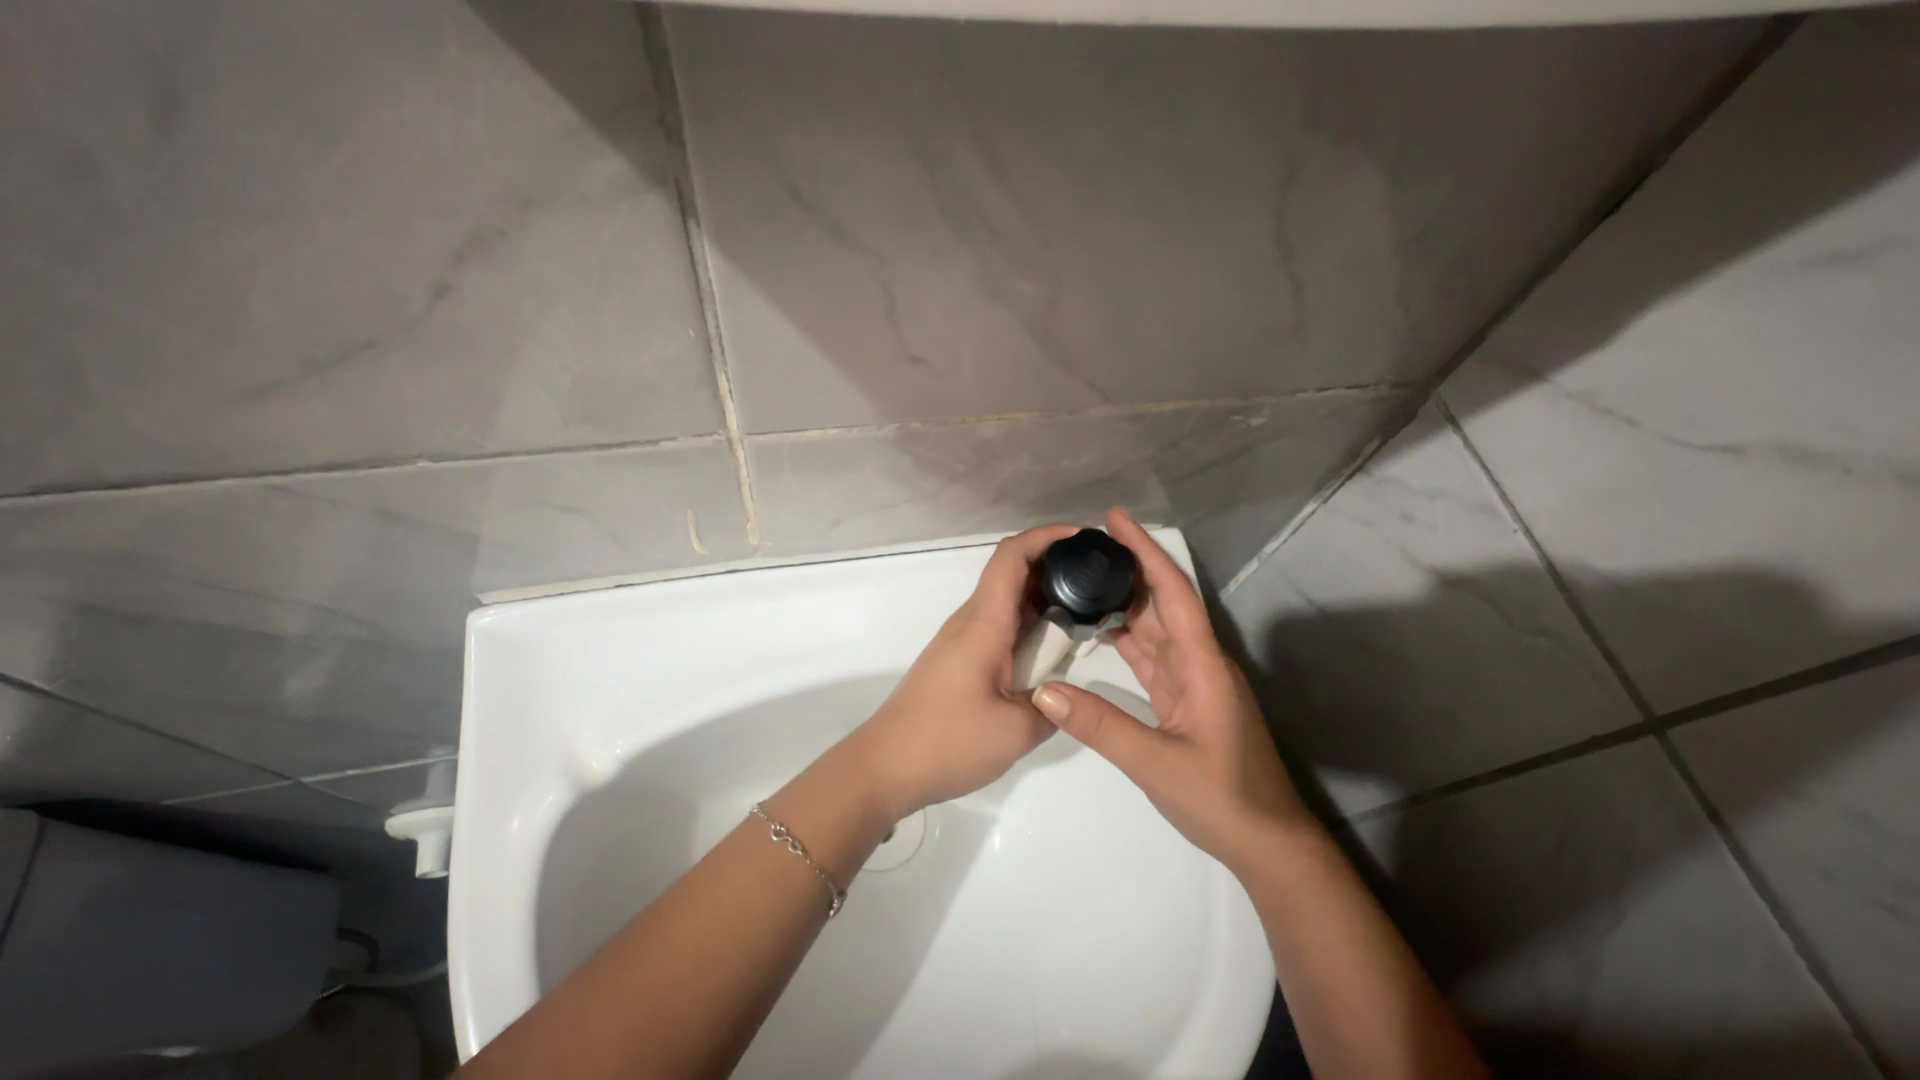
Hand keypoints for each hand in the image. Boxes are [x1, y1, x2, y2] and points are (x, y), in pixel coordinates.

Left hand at [849, 523, 1081, 819]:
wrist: (885, 767)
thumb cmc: (947, 742)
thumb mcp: (1016, 731)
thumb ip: (1054, 706)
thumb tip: (1068, 692)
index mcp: (984, 623)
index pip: (1012, 556)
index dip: (1048, 536)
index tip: (1085, 538)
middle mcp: (971, 622)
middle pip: (1013, 574)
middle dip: (1057, 567)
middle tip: (1102, 582)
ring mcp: (962, 641)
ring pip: (1007, 602)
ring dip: (1045, 599)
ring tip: (1088, 614)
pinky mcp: (958, 662)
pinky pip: (999, 628)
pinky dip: (1030, 626)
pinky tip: (1053, 651)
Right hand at [1030, 507, 1310, 869]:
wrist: (1267, 842)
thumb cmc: (1221, 799)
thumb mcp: (1156, 763)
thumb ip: (1100, 726)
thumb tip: (1045, 692)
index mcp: (1203, 666)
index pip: (1172, 594)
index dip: (1145, 553)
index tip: (1115, 519)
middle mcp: (1201, 665)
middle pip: (1163, 604)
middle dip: (1129, 570)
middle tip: (1084, 547)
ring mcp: (1195, 686)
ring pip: (1157, 631)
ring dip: (1126, 604)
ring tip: (1084, 579)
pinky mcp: (1187, 705)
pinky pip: (1154, 660)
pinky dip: (1128, 642)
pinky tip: (1102, 632)